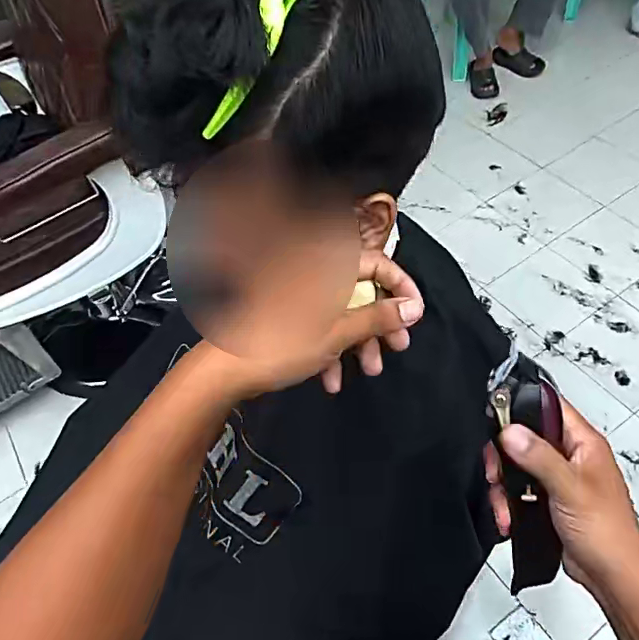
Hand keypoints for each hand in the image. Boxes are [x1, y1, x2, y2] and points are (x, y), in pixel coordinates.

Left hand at [193, 249, 424, 399]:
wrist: (224, 372)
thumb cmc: (275, 346)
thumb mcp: (338, 333)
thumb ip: (378, 317)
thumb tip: (411, 308)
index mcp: (324, 266)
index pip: (377, 262)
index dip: (402, 286)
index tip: (414, 312)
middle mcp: (313, 275)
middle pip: (362, 289)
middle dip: (382, 320)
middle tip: (398, 344)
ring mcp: (300, 296)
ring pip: (344, 311)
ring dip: (360, 340)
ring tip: (370, 368)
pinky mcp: (290, 316)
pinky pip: (322, 325)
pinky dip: (333, 348)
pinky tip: (333, 377)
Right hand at [484, 396, 638, 592]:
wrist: (612, 573)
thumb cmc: (608, 532)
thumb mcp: (569, 487)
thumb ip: (539, 456)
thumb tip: (512, 431)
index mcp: (584, 442)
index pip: (549, 406)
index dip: (522, 406)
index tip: (498, 419)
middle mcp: (572, 456)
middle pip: (527, 437)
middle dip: (505, 455)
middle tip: (497, 471)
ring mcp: (560, 478)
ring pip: (519, 466)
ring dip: (505, 484)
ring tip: (504, 502)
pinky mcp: (550, 499)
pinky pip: (520, 490)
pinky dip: (510, 501)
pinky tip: (509, 516)